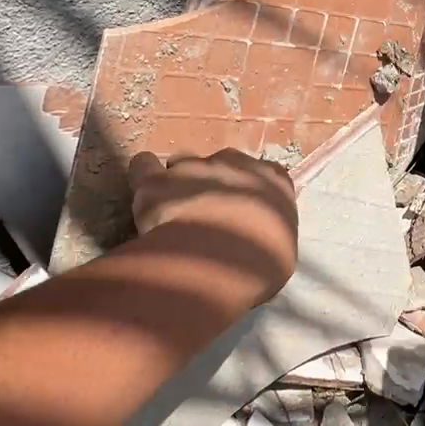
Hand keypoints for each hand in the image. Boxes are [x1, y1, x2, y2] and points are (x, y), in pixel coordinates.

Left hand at [128, 150, 298, 302]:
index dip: (248, 191)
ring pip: (183, 164)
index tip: (241, 210)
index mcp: (272, 179)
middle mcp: (236, 163)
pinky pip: (144, 165)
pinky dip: (143, 175)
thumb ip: (270, 233)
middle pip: (221, 164)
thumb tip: (258, 240)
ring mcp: (196, 166)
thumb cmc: (261, 262)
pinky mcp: (159, 180)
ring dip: (179, 182)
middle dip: (212, 183)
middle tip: (205, 215)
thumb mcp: (281, 251)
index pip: (263, 174)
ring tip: (172, 209)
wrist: (220, 261)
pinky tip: (143, 191)